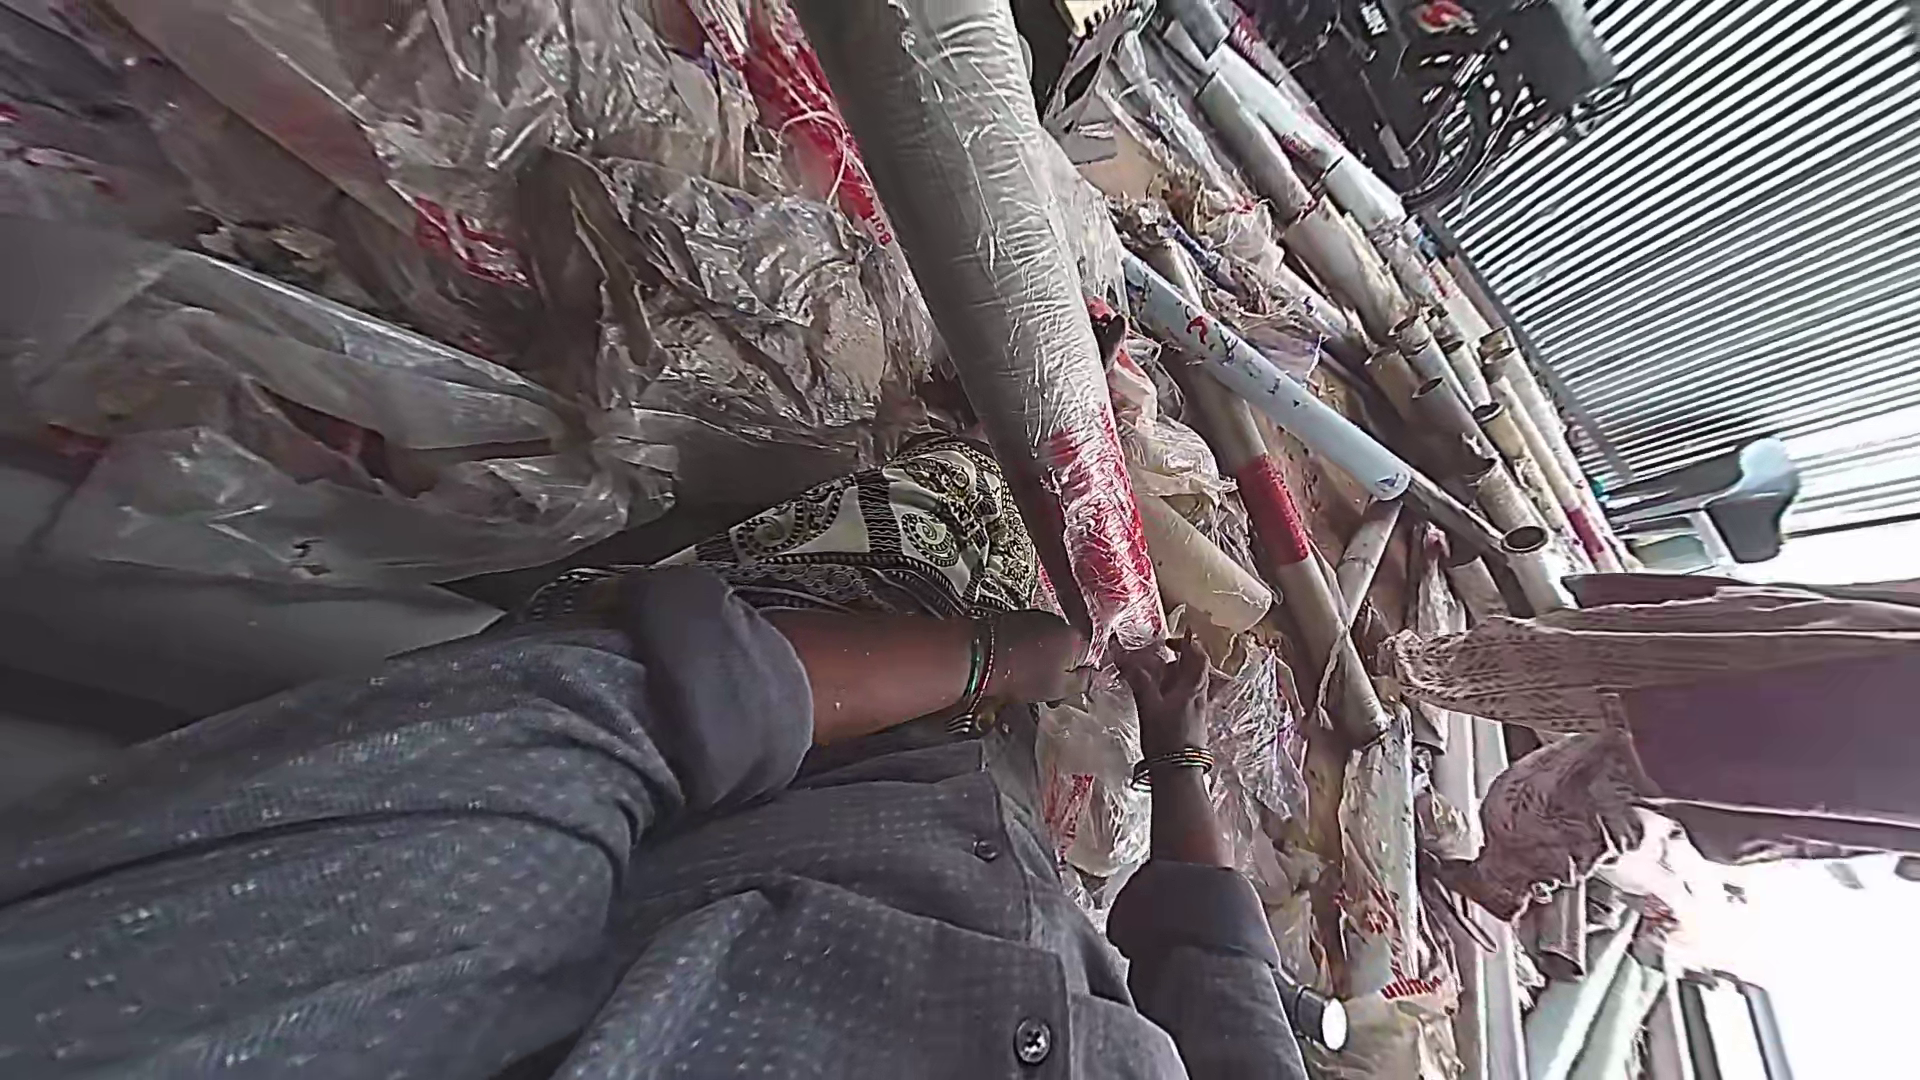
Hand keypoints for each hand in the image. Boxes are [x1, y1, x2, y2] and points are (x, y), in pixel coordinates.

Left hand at [985, 610, 1092, 704]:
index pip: (1090, 659)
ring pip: (1050, 643)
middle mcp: (1059, 622)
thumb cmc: (1023, 675)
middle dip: (1061, 670)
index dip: (1078, 678)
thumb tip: (1094, 676)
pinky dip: (1029, 651)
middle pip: (1069, 649)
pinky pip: (1032, 637)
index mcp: (1075, 638)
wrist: (981, 656)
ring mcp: (1036, 617)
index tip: (1064, 693)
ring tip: (1029, 679)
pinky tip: (1017, 665)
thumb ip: (1083, 682)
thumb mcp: (1059, 688)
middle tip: (1047, 692)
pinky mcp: (1017, 618)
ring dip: (1045, 660)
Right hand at [1116, 633, 1209, 759]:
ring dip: (1176, 675)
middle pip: (1196, 670)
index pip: (1199, 658)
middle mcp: (1200, 697)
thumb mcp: (1149, 706)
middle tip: (1159, 657)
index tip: (1170, 642)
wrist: (1178, 773)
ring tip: (1154, 675)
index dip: (1188, 645)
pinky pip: (1186, 696)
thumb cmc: (1165, 736)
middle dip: (1179, 659)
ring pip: (1191, 684)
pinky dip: (1174, 689)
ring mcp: (1198, 710)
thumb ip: (1139, 681)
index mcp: (1193, 688)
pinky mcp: (1193, 722)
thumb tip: (1124, 658)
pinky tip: (1159, 697)